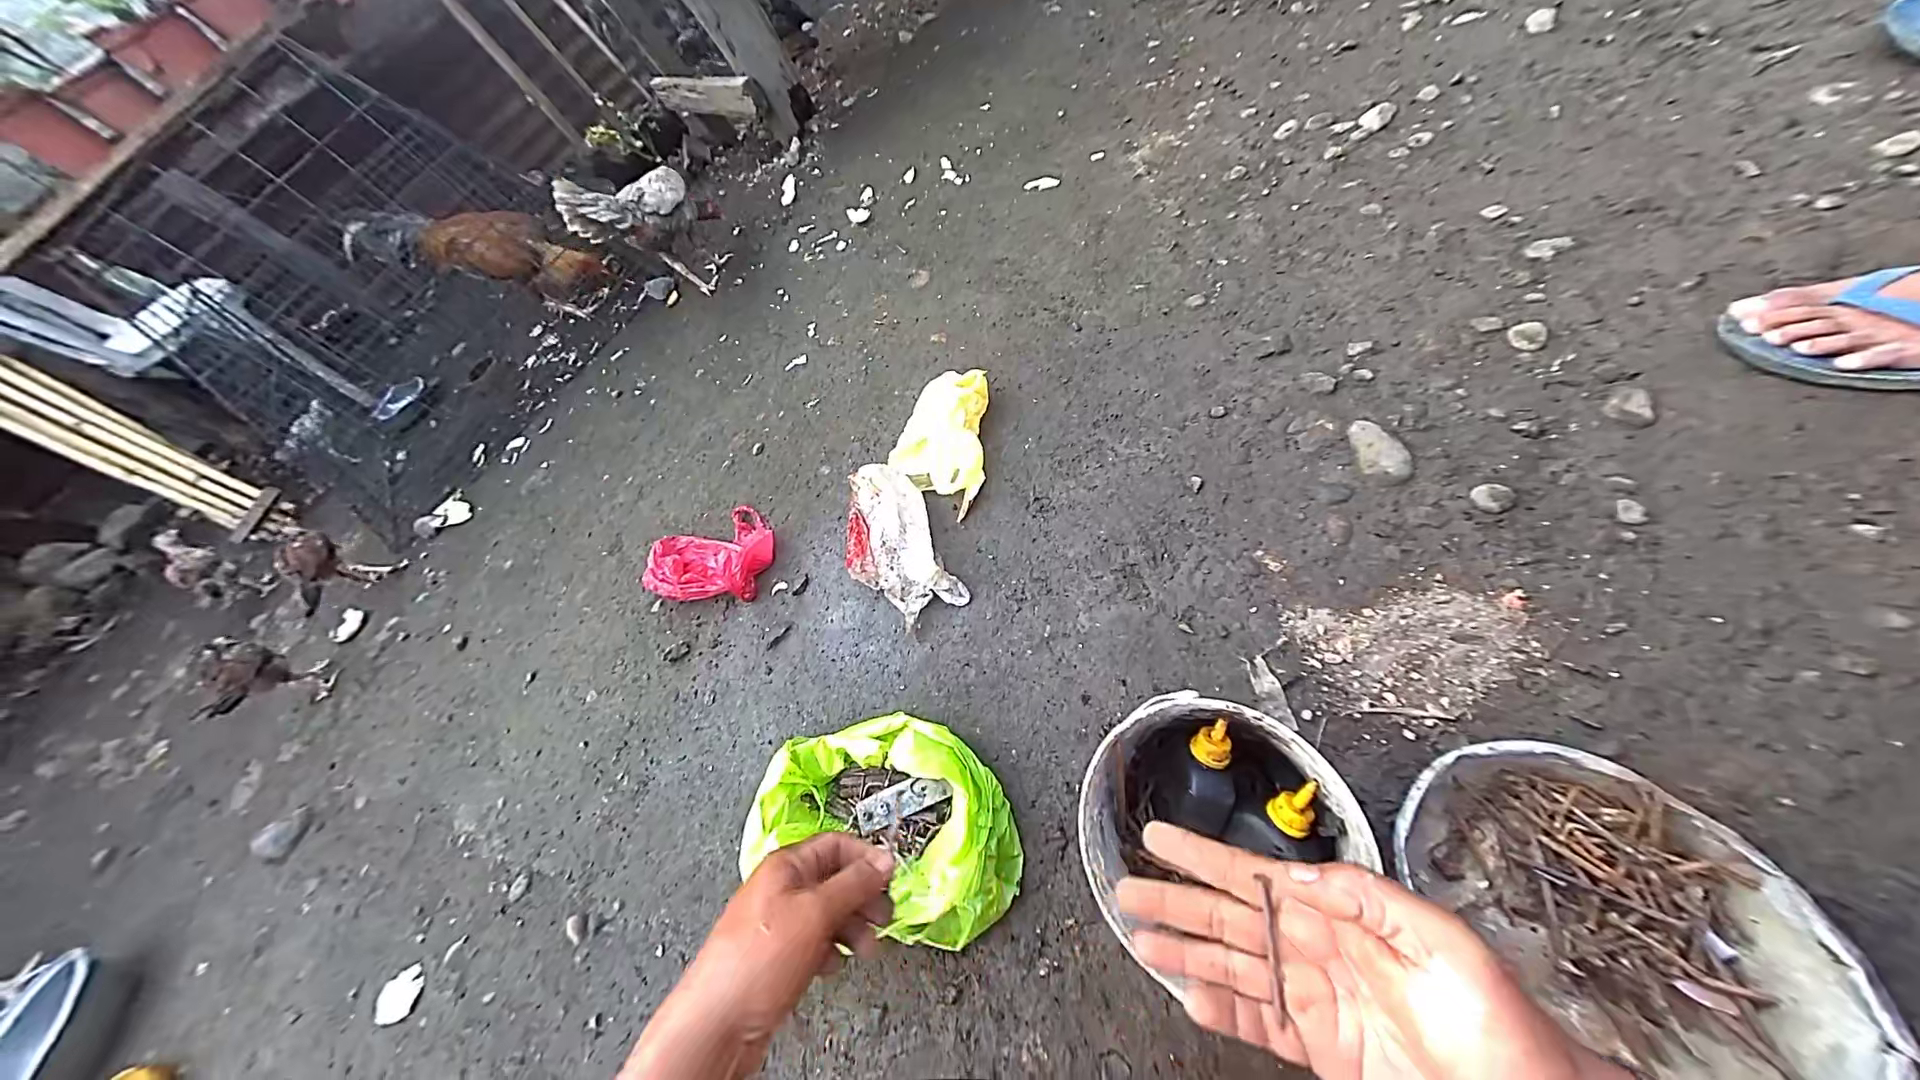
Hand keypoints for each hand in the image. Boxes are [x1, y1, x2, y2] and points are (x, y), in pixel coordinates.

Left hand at [619, 833, 893, 1079]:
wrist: (717, 1025)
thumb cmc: (754, 962)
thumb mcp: (815, 912)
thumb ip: (853, 884)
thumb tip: (882, 861)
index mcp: (785, 865)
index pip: (836, 843)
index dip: (865, 856)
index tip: (889, 875)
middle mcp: (781, 889)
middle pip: (835, 878)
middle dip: (863, 896)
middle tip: (882, 914)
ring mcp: (779, 923)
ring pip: (828, 912)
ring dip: (852, 927)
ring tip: (864, 947)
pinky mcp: (778, 955)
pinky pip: (816, 941)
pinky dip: (832, 949)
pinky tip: (833, 963)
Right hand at [1118, 822, 1629, 1079]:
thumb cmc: (1499, 1024)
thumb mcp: (1442, 941)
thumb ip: (1368, 896)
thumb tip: (1297, 874)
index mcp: (1334, 914)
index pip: (1252, 875)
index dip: (1201, 855)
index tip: (1162, 839)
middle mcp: (1311, 945)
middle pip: (1225, 915)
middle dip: (1174, 900)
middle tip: (1128, 890)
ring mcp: (1308, 994)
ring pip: (1227, 962)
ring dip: (1182, 949)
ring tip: (1141, 937)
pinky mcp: (1312, 1042)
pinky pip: (1251, 1018)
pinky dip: (1215, 1006)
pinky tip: (1187, 993)